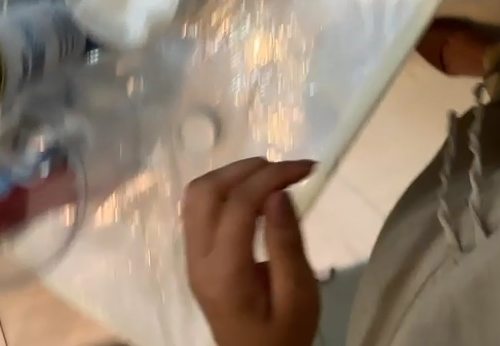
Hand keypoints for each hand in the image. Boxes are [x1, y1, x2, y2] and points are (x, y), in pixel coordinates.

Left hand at [183, 158, 320, 345]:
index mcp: (225, 274)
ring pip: (197, 195)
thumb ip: (286, 243)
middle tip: (285, 171)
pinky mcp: (196, 255)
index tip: (307, 168)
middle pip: (205, 192)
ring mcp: (192, 258)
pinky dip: (227, 188)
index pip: (240, 205)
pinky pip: (200, 208)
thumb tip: (279, 192)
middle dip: (247, 169)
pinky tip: (256, 196)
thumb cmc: (285, 333)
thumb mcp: (298, 294)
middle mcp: (199, 261)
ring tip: (271, 178)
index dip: (273, 176)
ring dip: (233, 175)